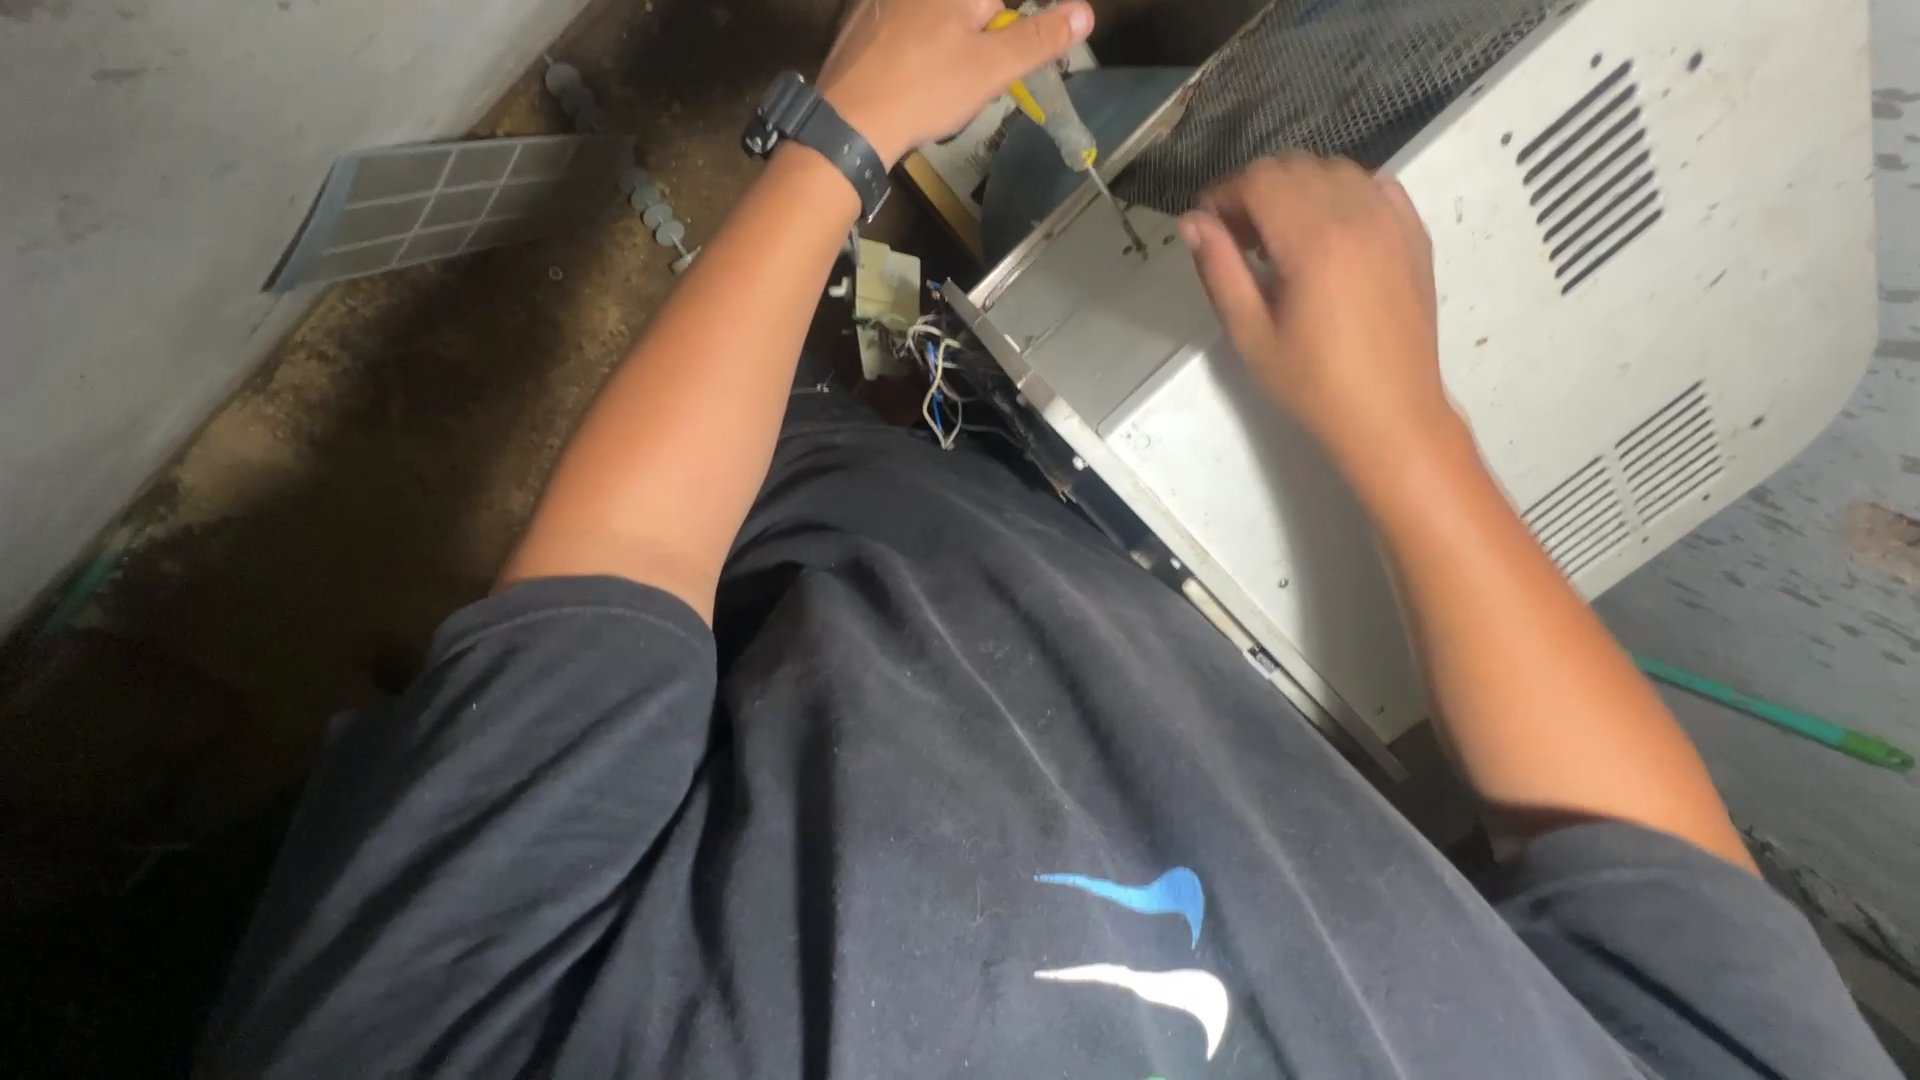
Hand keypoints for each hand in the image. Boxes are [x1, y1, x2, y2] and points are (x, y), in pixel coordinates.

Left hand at [816, 0, 1093, 168]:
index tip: (995, 63)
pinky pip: (897, 26)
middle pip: (964, 11)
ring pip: (929, 19)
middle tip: (961, 83)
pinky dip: (908, 47)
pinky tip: (904, 76)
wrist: (850, 121)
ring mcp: (881, 1)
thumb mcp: (991, 69)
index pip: (997, 5)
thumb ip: (1037, 39)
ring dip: (940, 44)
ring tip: (936, 84)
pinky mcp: (857, 23)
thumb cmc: (925, 90)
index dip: (1007, 33)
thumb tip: (1084, 12)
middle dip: (974, 35)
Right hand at [1179, 155, 1459, 491]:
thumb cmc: (1312, 383)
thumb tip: (1192, 223)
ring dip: (1295, 190)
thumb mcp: (1250, 334)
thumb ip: (1219, 270)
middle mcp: (1358, 214)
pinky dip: (1338, 195)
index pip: (1260, 180)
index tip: (1206, 227)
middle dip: (1255, 192)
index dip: (1223, 195)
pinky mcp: (1412, 233)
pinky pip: (1371, 185)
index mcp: (1315, 240)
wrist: (1390, 412)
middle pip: (1295, 167)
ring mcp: (1392, 219)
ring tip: (1277, 239)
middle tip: (1236, 240)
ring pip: (1333, 170)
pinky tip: (1324, 234)